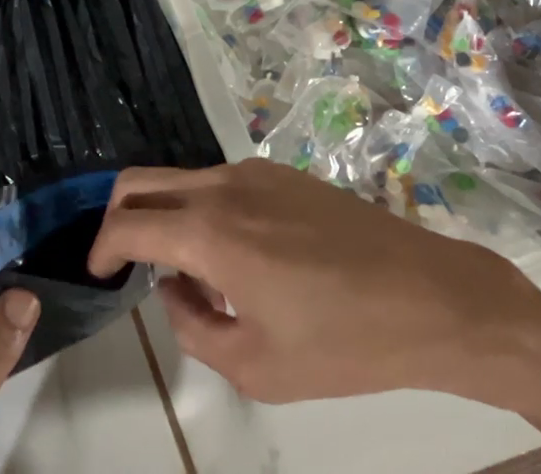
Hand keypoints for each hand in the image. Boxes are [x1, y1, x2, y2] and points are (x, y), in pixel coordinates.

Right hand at [87, 159, 540, 406]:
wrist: (438, 300)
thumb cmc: (346, 342)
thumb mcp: (257, 367)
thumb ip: (192, 328)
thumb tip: (175, 289)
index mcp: (208, 232)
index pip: (125, 224)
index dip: (101, 248)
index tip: (102, 273)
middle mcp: (221, 187)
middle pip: (138, 182)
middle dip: (118, 218)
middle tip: (127, 261)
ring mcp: (254, 173)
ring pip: (179, 180)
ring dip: (165, 218)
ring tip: (196, 274)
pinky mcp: (283, 173)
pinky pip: (218, 183)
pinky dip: (202, 211)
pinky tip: (239, 257)